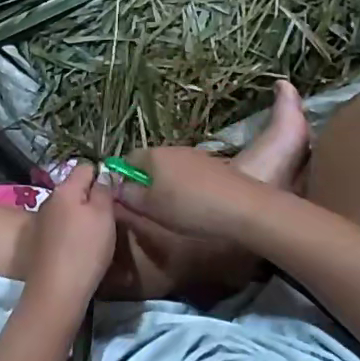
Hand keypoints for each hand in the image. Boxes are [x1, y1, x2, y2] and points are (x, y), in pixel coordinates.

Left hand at [18, 163, 116, 311]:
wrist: (57, 288)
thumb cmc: (85, 247)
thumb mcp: (103, 214)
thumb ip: (104, 191)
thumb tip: (103, 175)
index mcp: (65, 188)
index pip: (86, 167)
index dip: (102, 175)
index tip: (115, 193)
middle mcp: (51, 199)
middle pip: (76, 188)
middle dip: (93, 198)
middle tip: (111, 216)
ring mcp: (43, 220)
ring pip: (70, 208)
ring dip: (83, 216)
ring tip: (99, 234)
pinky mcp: (42, 240)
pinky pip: (63, 226)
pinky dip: (74, 232)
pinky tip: (83, 248)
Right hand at [115, 146, 269, 242]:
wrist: (244, 207)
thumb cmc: (189, 207)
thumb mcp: (151, 207)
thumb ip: (129, 196)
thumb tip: (115, 188)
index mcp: (154, 154)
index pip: (128, 159)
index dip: (123, 178)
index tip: (127, 199)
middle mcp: (173, 149)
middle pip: (151, 163)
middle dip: (146, 183)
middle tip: (148, 208)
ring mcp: (197, 156)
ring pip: (172, 170)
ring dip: (168, 186)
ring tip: (173, 211)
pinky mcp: (216, 167)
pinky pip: (191, 176)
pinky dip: (188, 189)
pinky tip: (195, 207)